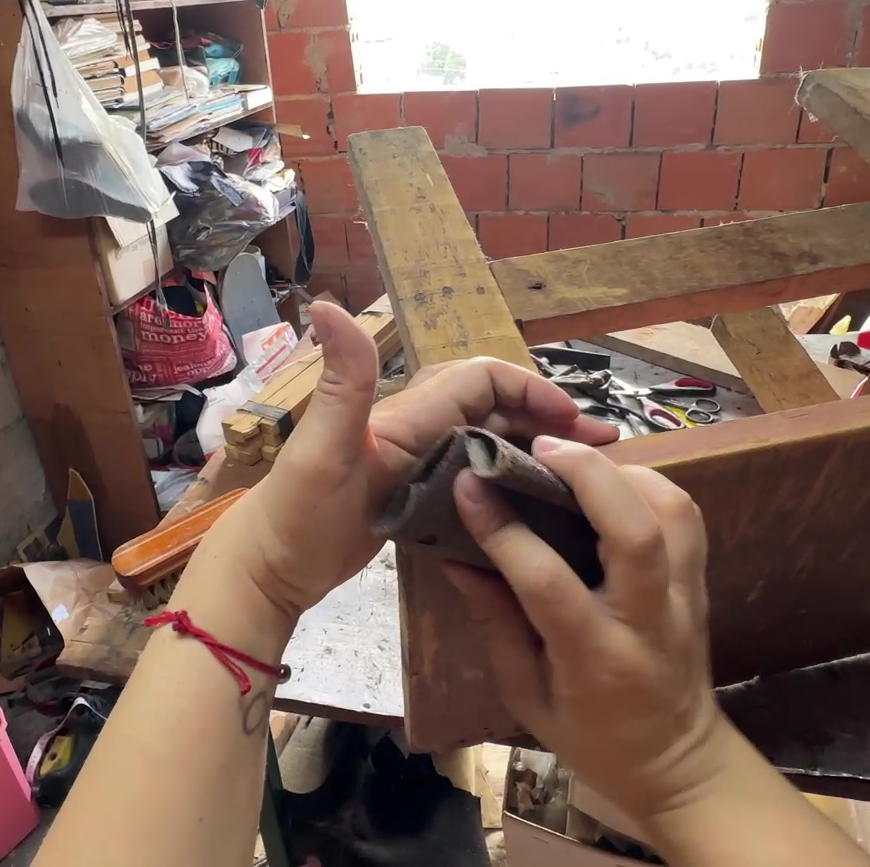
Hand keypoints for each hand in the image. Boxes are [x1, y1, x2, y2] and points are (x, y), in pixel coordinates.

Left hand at [205, 301, 616, 621]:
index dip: (529, 387)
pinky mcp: (418, 493)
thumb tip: (326, 304)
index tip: (572, 418)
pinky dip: (509, 471)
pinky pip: (475, 468)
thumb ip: (341, 380)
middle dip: (546, 413)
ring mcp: (418, 461)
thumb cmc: (297, 512)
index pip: (481, 380)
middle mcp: (417, 428)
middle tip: (598, 444)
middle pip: (493, 404)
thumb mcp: (322, 448)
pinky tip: (533, 495)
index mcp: (407, 415)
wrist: (271, 564)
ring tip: (580, 467)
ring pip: (488, 435)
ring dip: (534, 441)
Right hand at [445, 437, 728, 828]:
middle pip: (634, 531)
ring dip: (623, 472)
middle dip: (586, 475)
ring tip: (575, 460)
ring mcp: (685, 597)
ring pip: (673, 511)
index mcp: (597, 658)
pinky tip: (611, 483)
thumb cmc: (594, 738)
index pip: (548, 581)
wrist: (679, 765)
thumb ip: (495, 623)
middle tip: (538, 446)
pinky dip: (649, 484)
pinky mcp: (700, 582)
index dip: (504, 528)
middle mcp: (649, 620)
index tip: (469, 486)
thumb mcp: (527, 697)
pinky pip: (685, 515)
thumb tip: (456, 558)